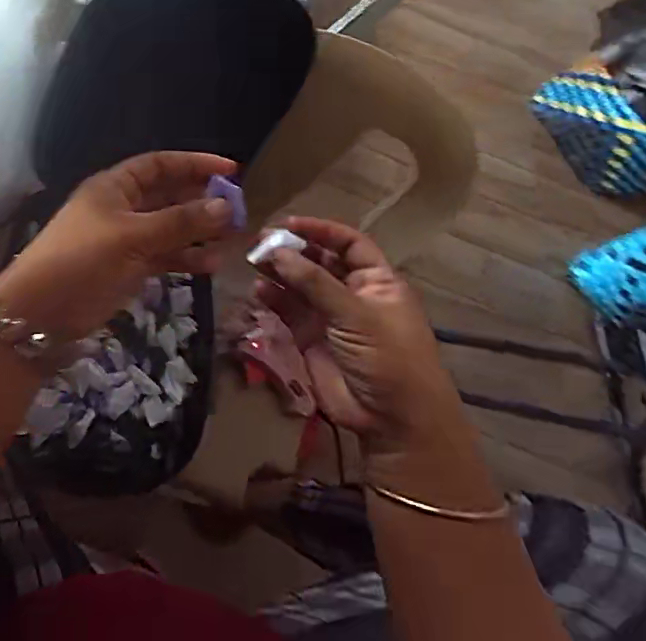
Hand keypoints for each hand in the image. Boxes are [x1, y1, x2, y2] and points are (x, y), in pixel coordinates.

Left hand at [0, 152, 237, 338]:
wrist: (41, 311)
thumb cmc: (81, 261)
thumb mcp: (132, 238)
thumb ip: (179, 222)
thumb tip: (224, 206)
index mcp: (113, 187)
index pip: (158, 165)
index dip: (193, 164)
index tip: (230, 171)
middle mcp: (120, 207)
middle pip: (166, 195)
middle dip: (200, 200)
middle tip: (238, 210)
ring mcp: (124, 239)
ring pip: (168, 227)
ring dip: (198, 231)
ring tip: (231, 238)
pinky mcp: (127, 267)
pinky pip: (163, 255)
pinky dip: (185, 257)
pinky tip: (211, 265)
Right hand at [253, 217, 469, 478]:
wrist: (392, 421)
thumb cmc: (389, 359)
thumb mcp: (357, 315)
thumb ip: (315, 281)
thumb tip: (277, 250)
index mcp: (377, 282)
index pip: (348, 244)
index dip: (321, 231)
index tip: (288, 223)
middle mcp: (352, 294)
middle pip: (318, 261)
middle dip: (292, 250)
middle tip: (260, 243)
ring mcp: (329, 316)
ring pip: (298, 284)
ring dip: (277, 272)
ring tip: (254, 263)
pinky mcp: (308, 337)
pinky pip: (286, 309)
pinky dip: (271, 298)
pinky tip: (258, 291)